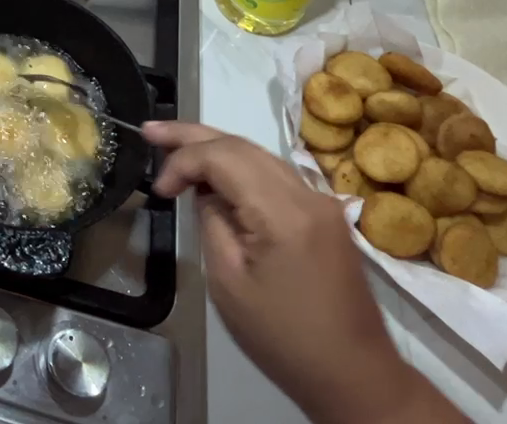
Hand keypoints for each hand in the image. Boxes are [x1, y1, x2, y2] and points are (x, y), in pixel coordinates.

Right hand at [141, 121, 466, 423]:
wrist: (355, 376)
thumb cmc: (284, 338)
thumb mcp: (228, 281)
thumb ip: (212, 222)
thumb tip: (205, 192)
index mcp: (284, 212)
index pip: (222, 157)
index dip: (182, 162)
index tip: (158, 190)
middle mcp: (307, 195)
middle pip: (241, 145)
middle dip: (192, 136)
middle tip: (150, 131)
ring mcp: (321, 202)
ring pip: (258, 154)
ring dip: (215, 147)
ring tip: (173, 144)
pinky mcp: (324, 215)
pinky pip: (274, 174)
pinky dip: (238, 166)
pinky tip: (214, 172)